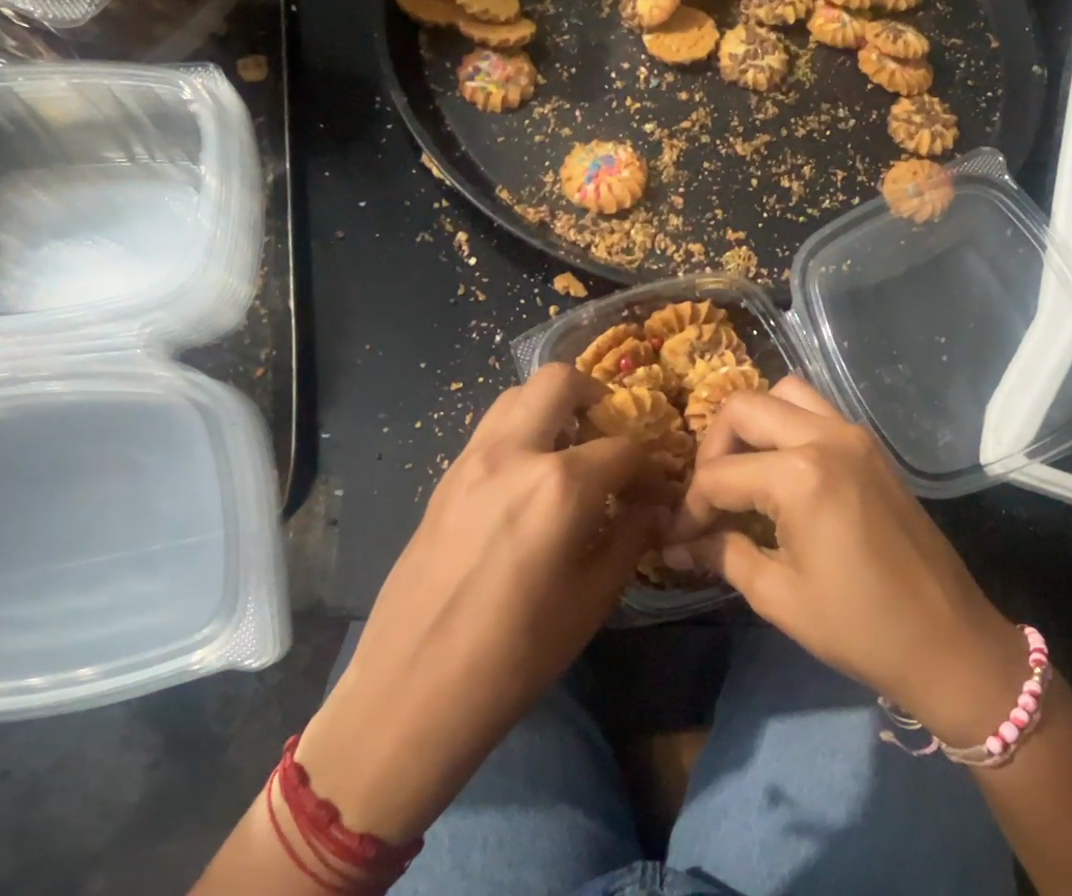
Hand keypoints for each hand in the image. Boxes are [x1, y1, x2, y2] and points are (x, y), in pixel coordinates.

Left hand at [295, 364, 654, 840]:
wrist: (415, 688)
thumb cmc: (518, 654)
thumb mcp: (594, 598)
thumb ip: (630, 536)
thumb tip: (649, 507)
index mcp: (559, 485)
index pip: (624, 448)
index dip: (651, 468)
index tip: (657, 494)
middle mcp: (512, 454)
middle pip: (559, 383)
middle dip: (597, 400)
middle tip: (611, 442)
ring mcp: (469, 461)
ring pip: (516, 397)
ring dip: (552, 411)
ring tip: (571, 457)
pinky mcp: (442, 480)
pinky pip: (489, 431)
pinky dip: (520, 434)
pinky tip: (530, 485)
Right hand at [668, 377, 1029, 746]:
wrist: (947, 639)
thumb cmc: (858, 626)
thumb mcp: (778, 595)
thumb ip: (724, 554)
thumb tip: (680, 543)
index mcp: (800, 475)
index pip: (718, 474)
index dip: (690, 507)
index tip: (677, 538)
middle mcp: (826, 437)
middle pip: (744, 408)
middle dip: (713, 448)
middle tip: (709, 497)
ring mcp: (856, 436)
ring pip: (785, 395)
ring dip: (753, 425)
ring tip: (743, 474)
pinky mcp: (873, 449)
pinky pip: (818, 412)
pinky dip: (788, 427)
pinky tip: (780, 475)